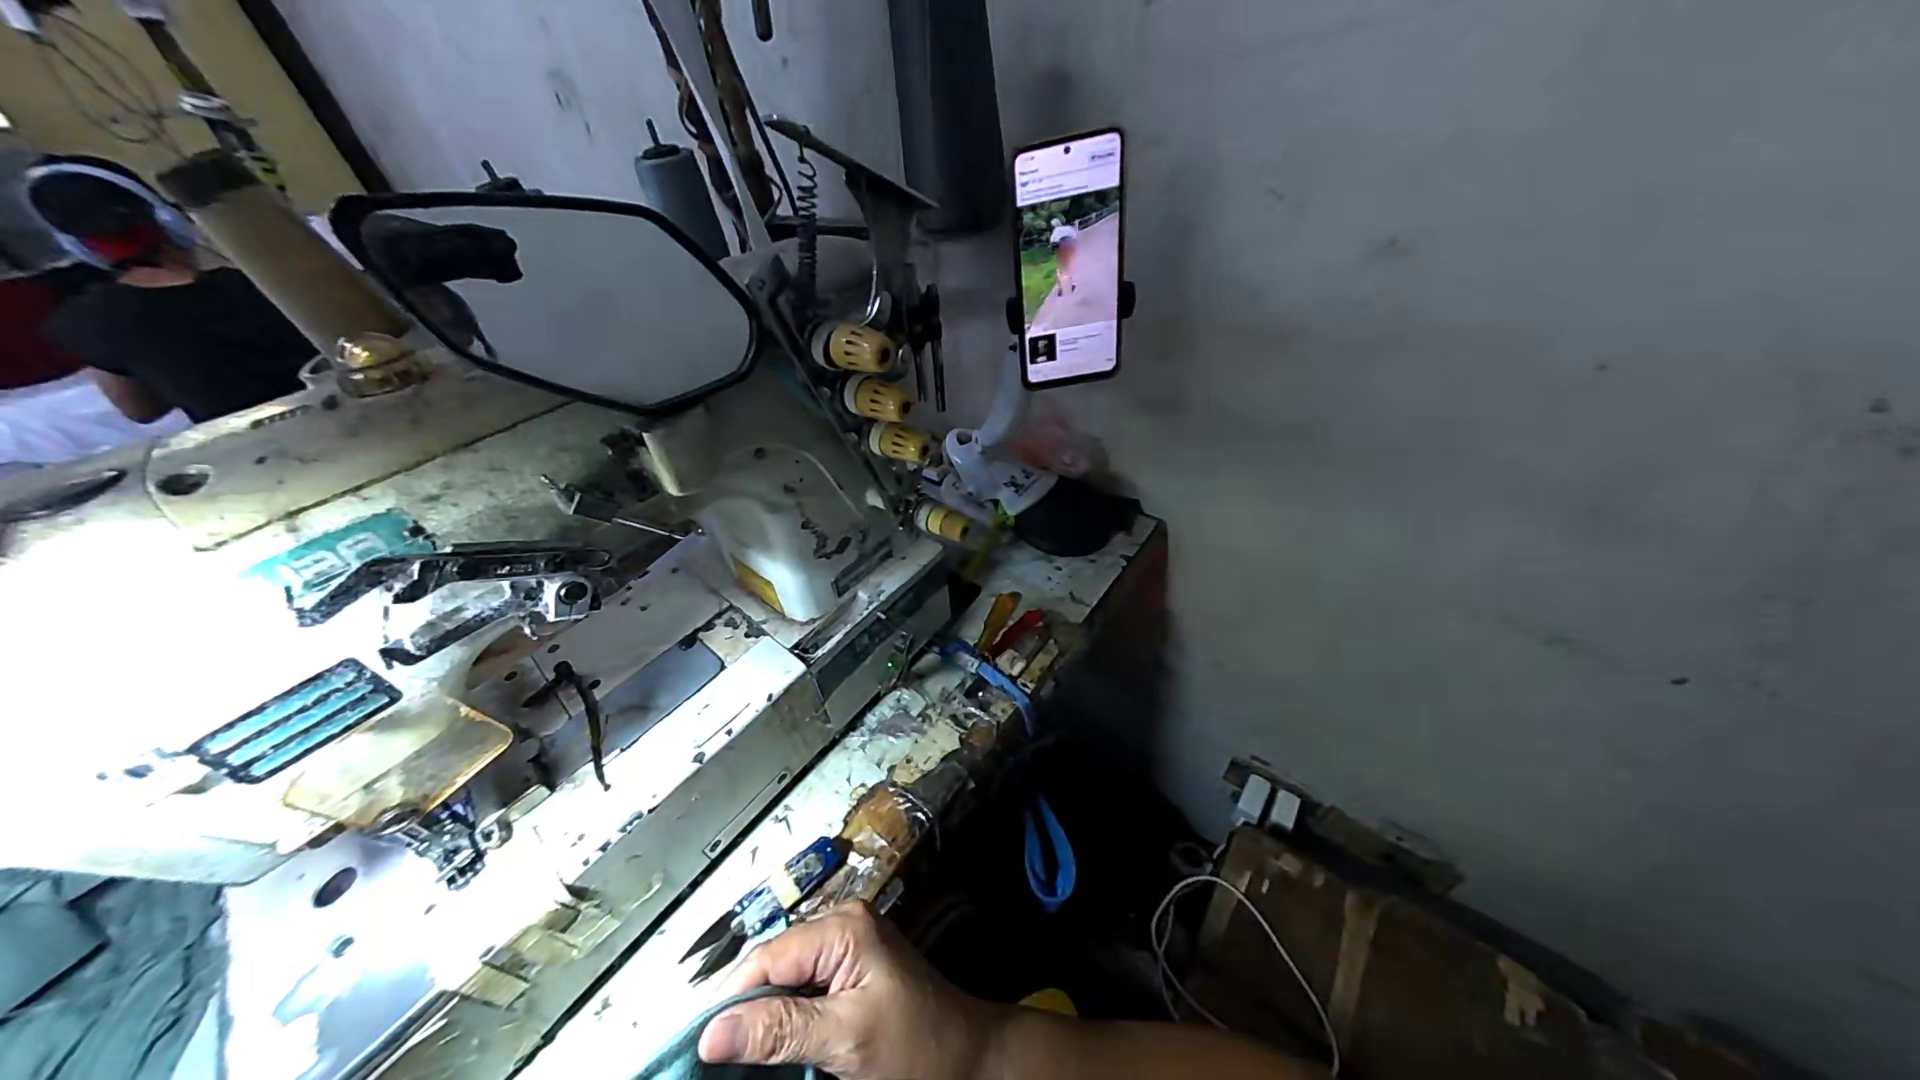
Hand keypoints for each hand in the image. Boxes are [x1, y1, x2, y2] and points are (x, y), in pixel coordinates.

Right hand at [698, 901, 994, 1079]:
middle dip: (745, 1008)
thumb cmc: (918, 1045)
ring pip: (784, 978)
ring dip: (763, 1016)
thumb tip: (712, 1033)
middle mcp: (842, 926)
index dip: (730, 1001)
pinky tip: (772, 1045)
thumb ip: (780, 1030)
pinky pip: (803, 988)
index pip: (767, 958)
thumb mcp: (845, 1038)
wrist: (971, 1058)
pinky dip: (785, 1017)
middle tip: (715, 1058)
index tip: (700, 1048)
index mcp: (843, 928)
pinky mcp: (850, 970)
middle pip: (773, 965)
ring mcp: (847, 946)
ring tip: (738, 1056)